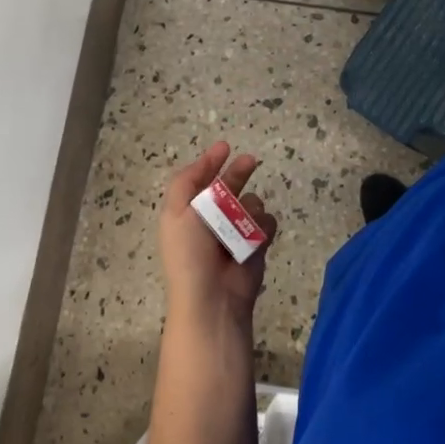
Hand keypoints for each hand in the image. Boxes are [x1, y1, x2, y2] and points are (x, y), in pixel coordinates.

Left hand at [158, 141, 278, 320]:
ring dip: (249, 208)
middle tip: (250, 160)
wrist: (213, 297)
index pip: (199, 180)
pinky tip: (256, 238)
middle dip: (238, 172)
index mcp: (188, 213)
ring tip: (242, 224)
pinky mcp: (257, 243)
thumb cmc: (190, 253)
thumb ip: (185, 182)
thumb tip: (202, 162)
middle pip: (229, 186)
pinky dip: (263, 227)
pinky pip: (267, 222)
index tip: (225, 146)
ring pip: (251, 202)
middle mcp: (212, 219)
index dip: (210, 162)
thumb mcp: (177, 213)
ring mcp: (236, 231)